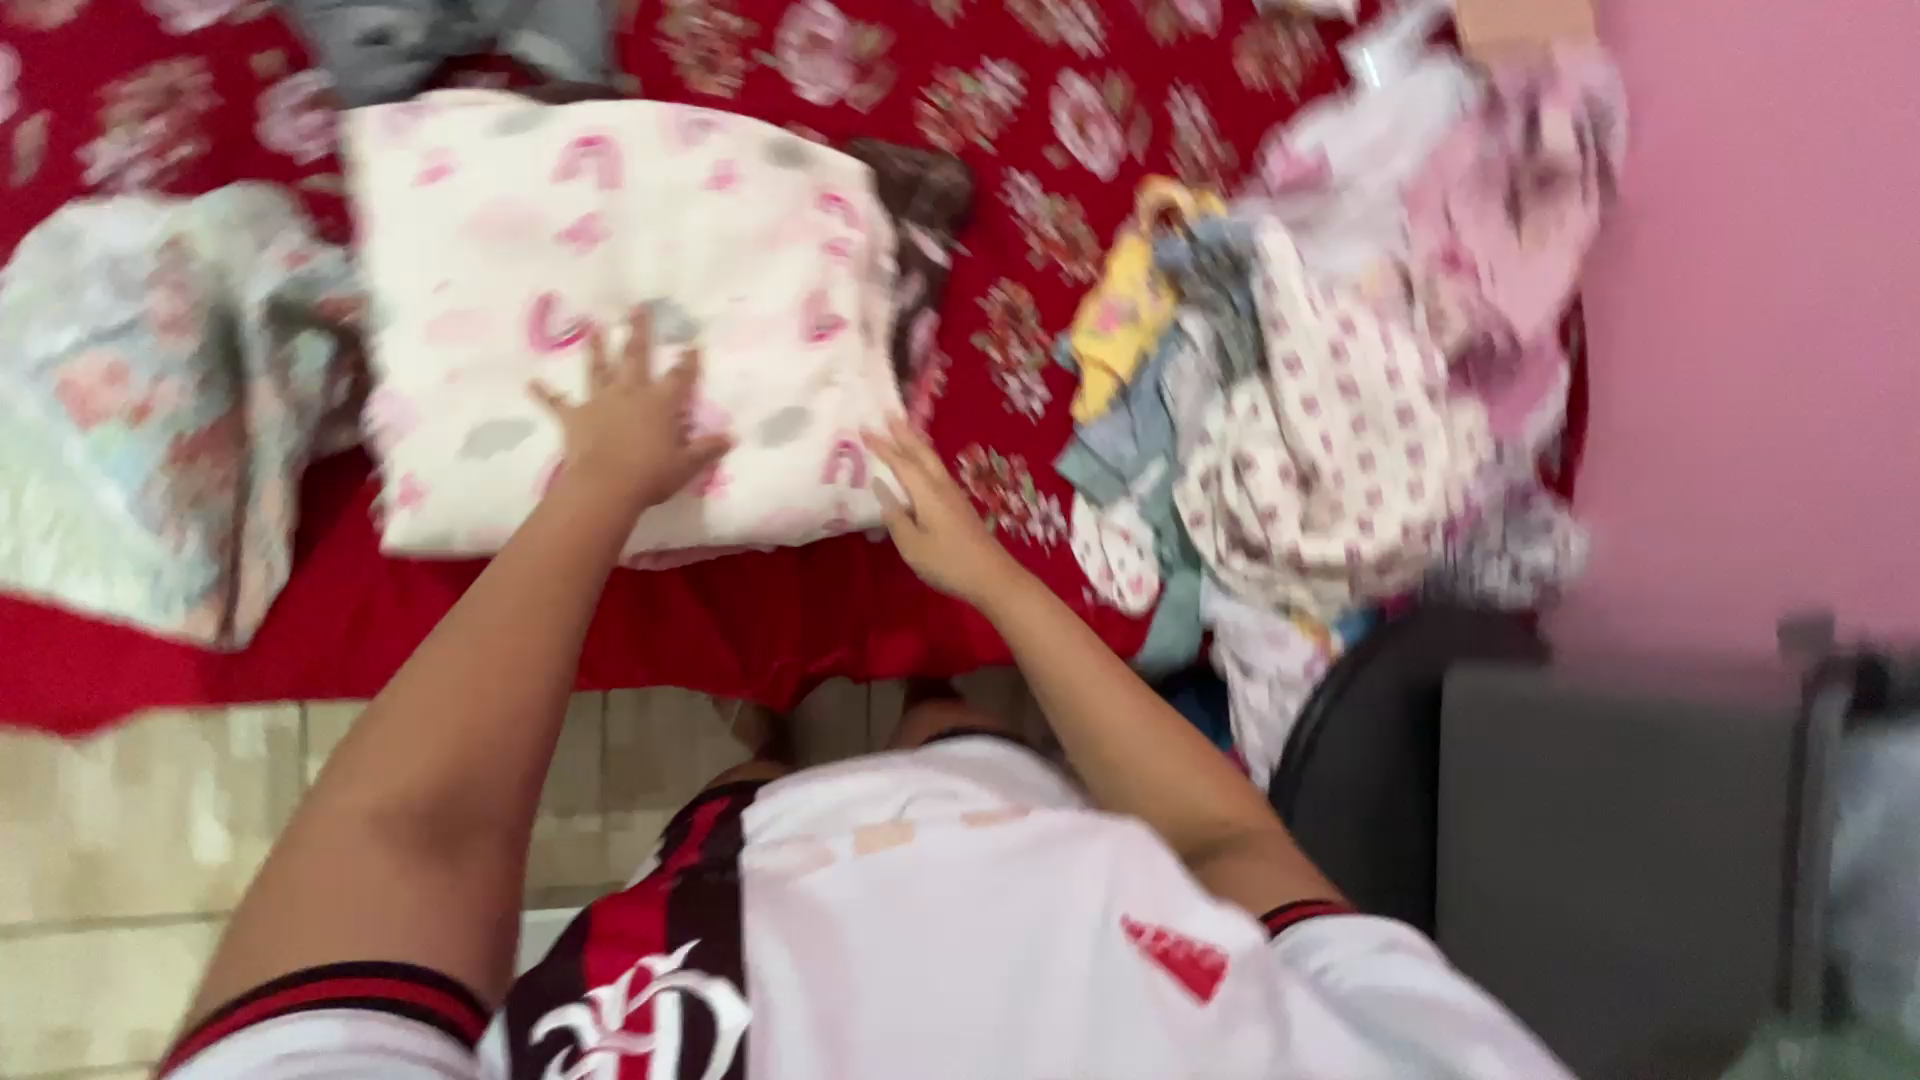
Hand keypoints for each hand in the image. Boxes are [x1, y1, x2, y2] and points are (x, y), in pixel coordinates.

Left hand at [529, 305, 731, 511]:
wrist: (605, 486)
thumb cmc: (651, 474)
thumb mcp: (687, 465)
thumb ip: (707, 449)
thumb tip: (730, 439)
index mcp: (660, 403)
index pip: (679, 377)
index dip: (688, 361)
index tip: (693, 343)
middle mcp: (630, 394)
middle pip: (635, 357)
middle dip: (639, 332)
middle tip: (638, 308)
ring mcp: (599, 403)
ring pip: (598, 369)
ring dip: (596, 348)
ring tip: (594, 328)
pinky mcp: (574, 418)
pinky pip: (556, 403)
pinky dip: (544, 393)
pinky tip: (531, 383)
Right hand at [862, 419, 1026, 606]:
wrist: (992, 577)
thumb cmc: (948, 563)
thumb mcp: (912, 546)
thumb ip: (895, 517)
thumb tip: (881, 490)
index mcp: (927, 493)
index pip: (901, 463)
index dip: (882, 446)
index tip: (863, 428)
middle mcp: (942, 487)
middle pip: (921, 452)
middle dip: (904, 433)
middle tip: (889, 413)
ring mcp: (954, 495)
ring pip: (932, 460)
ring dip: (916, 443)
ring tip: (904, 430)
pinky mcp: (960, 506)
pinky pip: (938, 472)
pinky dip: (925, 459)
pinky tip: (922, 465)